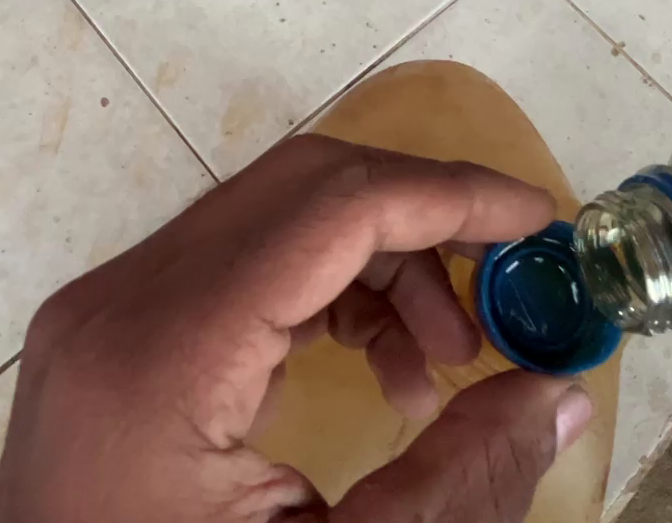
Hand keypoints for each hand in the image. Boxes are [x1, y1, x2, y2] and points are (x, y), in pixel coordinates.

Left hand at [0, 135, 595, 522]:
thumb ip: (461, 484)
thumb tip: (559, 392)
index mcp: (161, 353)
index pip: (331, 207)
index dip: (450, 196)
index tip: (536, 217)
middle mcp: (120, 298)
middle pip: (303, 187)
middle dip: (422, 218)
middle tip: (501, 286)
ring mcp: (112, 306)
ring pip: (278, 214)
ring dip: (378, 258)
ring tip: (442, 354)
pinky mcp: (123, 327)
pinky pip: (248, 261)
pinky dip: (330, 287)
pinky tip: (377, 359)